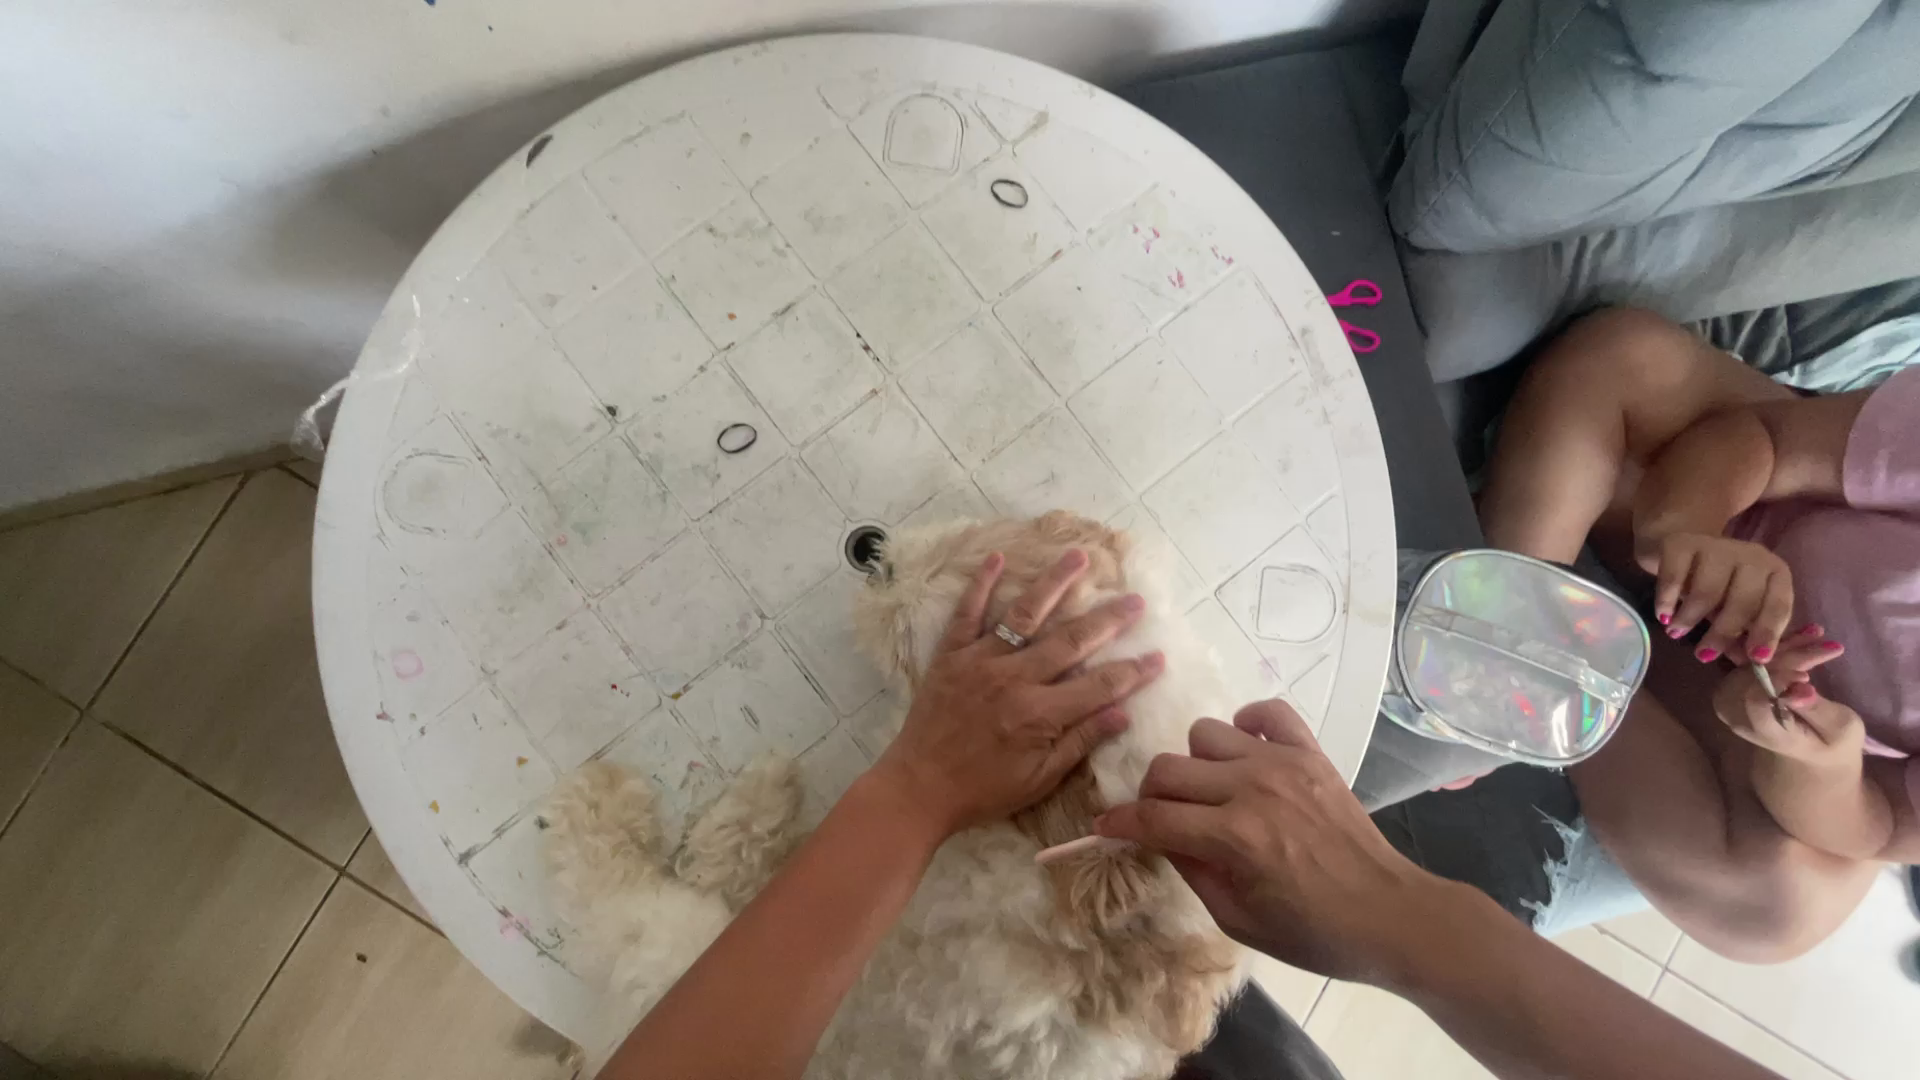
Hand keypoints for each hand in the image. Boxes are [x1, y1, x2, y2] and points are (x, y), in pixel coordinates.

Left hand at [870, 550, 1163, 835]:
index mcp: (1039, 714)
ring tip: (1079, 556)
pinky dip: (981, 584)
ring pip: (1025, 614)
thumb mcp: (1039, 779)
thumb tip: (1123, 713)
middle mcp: (1014, 679)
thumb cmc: (983, 790)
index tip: (1159, 656)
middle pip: (1070, 641)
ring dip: (1054, 583)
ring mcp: (980, 661)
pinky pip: (967, 613)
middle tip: (1135, 599)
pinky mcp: (952, 654)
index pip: (1098, 686)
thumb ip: (1080, 742)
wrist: (919, 787)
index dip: (1132, 672)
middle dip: (1108, 620)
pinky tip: (997, 557)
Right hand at [1094, 701, 1465, 986]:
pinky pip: (1265, 711)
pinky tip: (1247, 752)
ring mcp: (1283, 763)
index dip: (1120, 821)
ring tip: (1213, 789)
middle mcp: (1253, 789)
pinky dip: (1247, 724)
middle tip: (1165, 815)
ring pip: (1204, 733)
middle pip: (1168, 768)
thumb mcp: (1237, 919)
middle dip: (1151, 794)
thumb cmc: (1313, 931)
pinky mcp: (1310, 752)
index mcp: (1235, 838)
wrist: (1392, 915)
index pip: (1154, 817)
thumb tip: (1155, 832)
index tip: (1105, 825)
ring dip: (1196, 763)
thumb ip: (1188, 868)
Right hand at [1637, 531, 1792, 663]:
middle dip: (1723, 633)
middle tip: (1703, 655)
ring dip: (1690, 618)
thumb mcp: (1733, 602)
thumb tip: (1751, 665)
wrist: (1674, 541)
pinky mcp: (1680, 543)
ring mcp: (1716, 546)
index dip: (1768, 634)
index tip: (1756, 660)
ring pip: (1707, 591)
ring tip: (1675, 633)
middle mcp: (1752, 556)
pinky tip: (1662, 614)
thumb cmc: (1710, 579)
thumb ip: (1744, 630)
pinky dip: (1667, 600)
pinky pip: (1674, 578)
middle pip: (1742, 601)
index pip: (1777, 607)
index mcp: (1775, 573)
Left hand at [1713, 624, 1858, 765]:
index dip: (1776, 679)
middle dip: (1787, 656)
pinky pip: (1748, 662)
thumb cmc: (1831, 742)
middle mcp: (1733, 712)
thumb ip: (1816, 710)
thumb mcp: (1839, 730)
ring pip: (1749, 664)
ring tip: (1816, 633)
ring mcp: (1727, 698)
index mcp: (1758, 728)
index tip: (1808, 670)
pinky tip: (1799, 636)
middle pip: (1751, 675)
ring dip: (1781, 646)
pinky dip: (1773, 648)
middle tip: (1824, 642)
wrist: (1808, 749)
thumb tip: (1799, 690)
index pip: (1754, 697)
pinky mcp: (1730, 686)